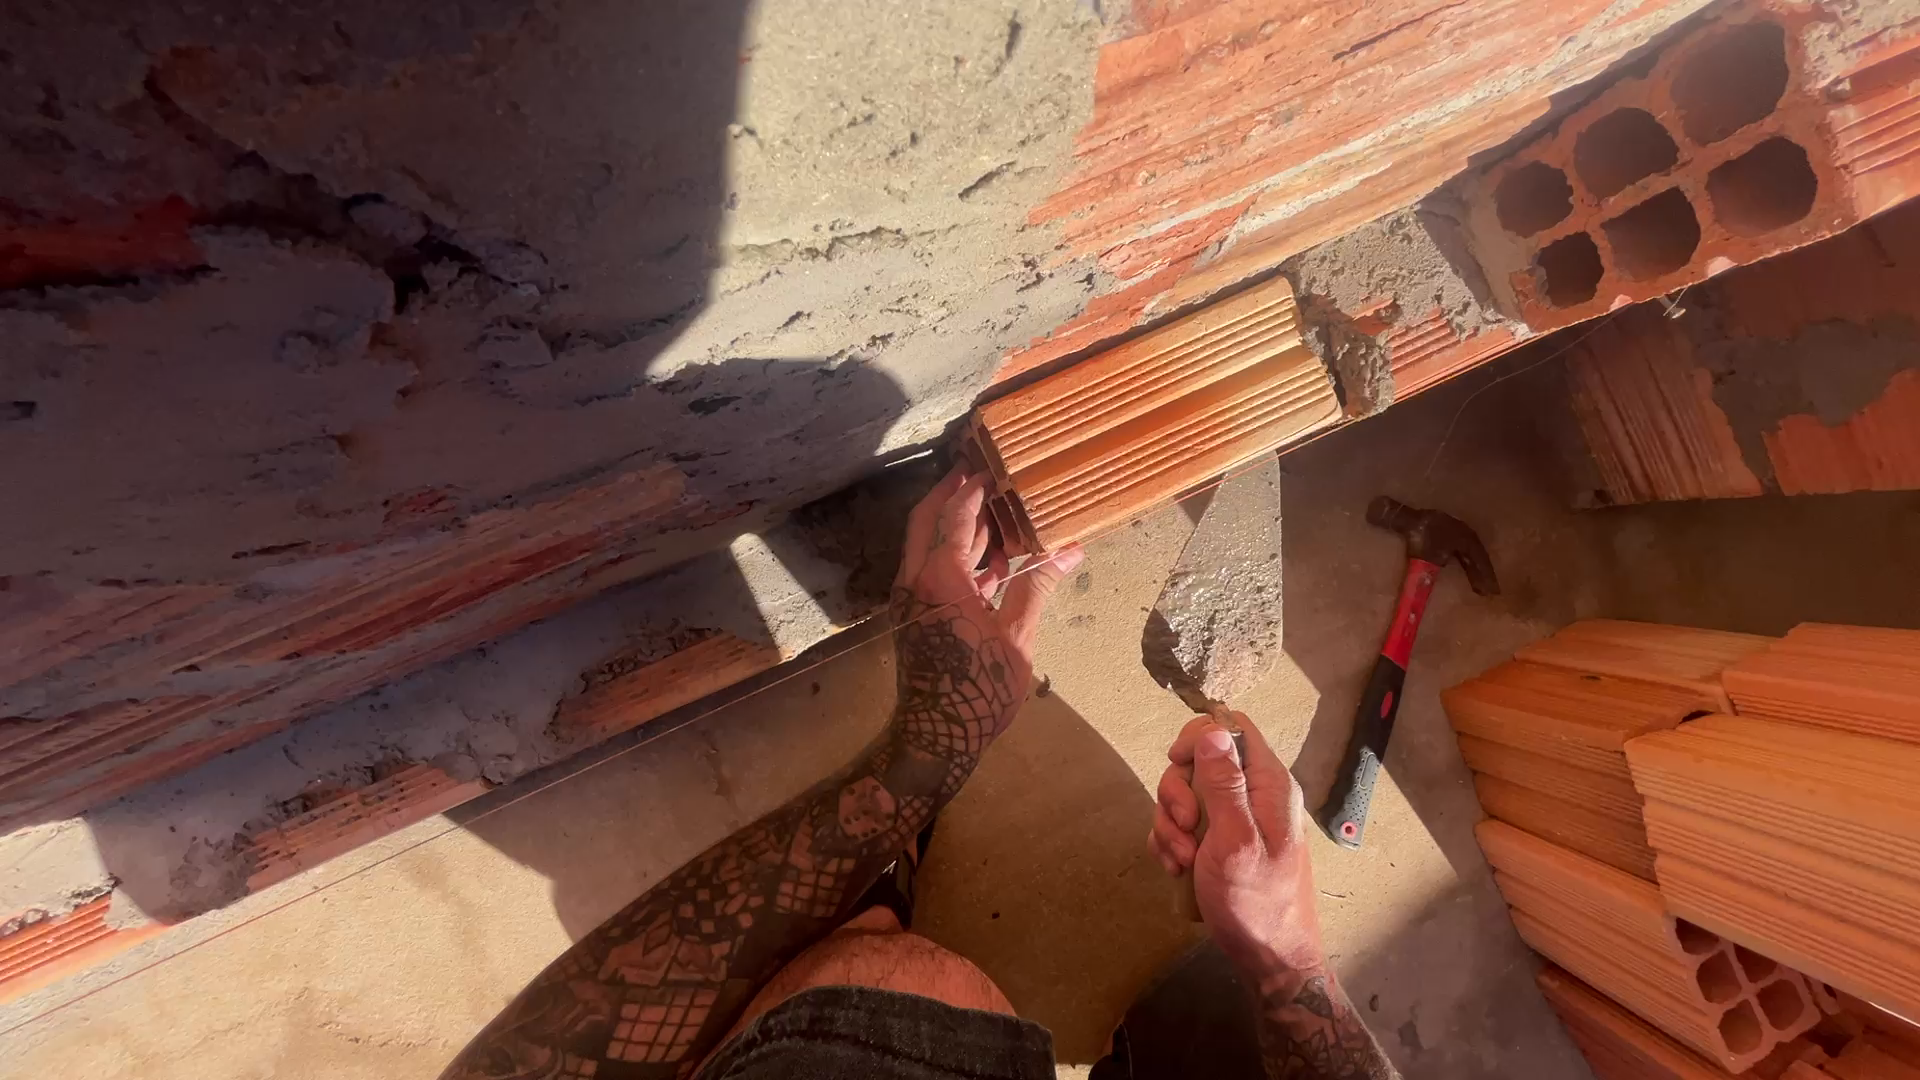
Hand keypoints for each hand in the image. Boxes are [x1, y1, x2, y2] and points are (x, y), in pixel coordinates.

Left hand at [893, 465, 1084, 677]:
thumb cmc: (978, 689)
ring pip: (927, 544)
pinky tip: (994, 561)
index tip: (990, 467)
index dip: (972, 489)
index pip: (954, 517)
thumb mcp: (1015, 637)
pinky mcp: (916, 614)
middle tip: (977, 472)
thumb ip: (1037, 587)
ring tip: (994, 510)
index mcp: (939, 578)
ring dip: (955, 525)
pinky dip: (958, 557)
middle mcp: (916, 579)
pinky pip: (933, 570)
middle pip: (927, 520)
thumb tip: (1071, 551)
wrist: (936, 735)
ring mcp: (912, 597)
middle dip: (950, 493)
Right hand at [1149, 715, 1327, 978]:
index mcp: (1268, 784)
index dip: (1199, 735)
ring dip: (1171, 823)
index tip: (1178, 761)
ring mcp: (1233, 817)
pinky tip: (1177, 866)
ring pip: (1184, 792)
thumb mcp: (1236, 840)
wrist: (1268, 962)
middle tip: (1184, 827)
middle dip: (1178, 792)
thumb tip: (1213, 731)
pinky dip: (1171, 841)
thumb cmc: (1257, 902)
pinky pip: (1180, 822)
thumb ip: (1224, 784)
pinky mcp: (1216, 840)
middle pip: (1199, 760)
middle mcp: (1252, 793)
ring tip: (1181, 858)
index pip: (1232, 727)